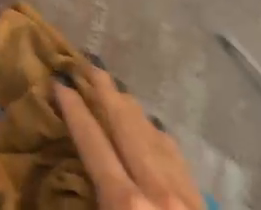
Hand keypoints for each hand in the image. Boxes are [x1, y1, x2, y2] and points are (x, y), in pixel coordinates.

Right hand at [56, 68, 202, 209]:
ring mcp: (183, 191)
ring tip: (117, 88)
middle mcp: (155, 187)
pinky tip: (152, 126)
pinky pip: (176, 156)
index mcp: (124, 200)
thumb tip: (69, 166)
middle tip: (90, 64)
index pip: (93, 143)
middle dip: (107, 92)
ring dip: (133, 108)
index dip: (75, 110)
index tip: (60, 82)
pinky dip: (158, 135)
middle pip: (127, 128)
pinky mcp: (199, 198)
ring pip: (155, 136)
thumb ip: (86, 197)